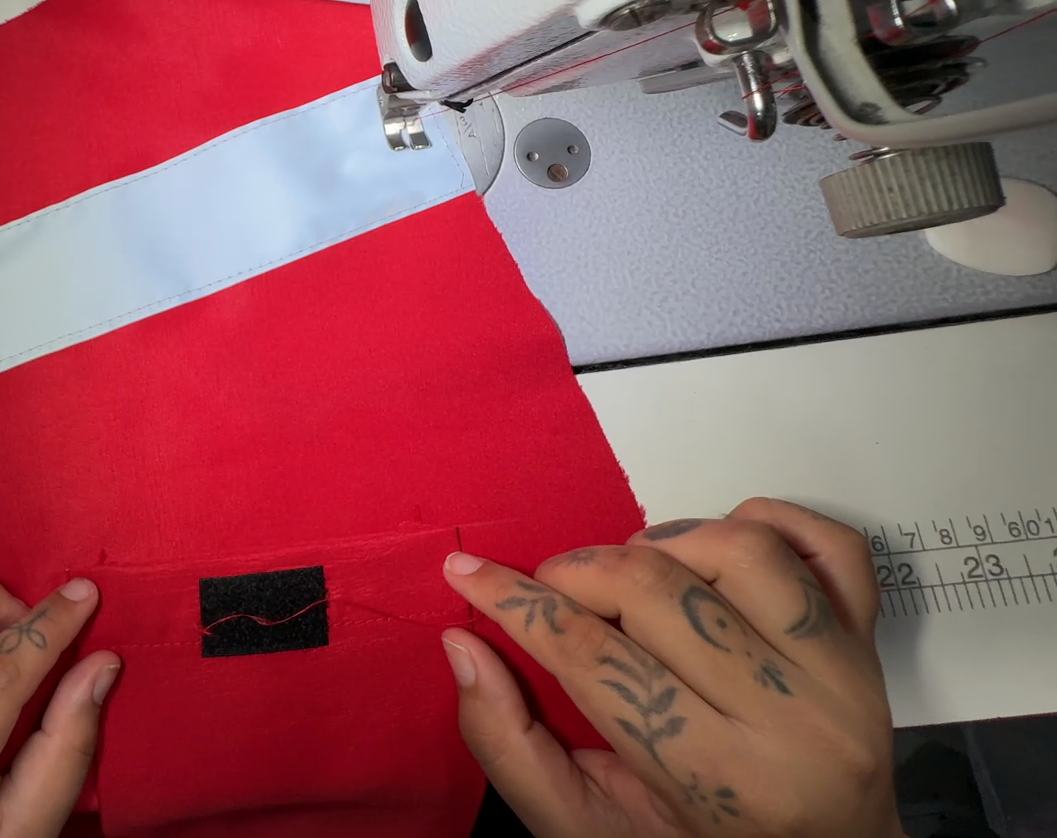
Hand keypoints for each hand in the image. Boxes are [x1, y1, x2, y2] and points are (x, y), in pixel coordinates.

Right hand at [439, 498, 901, 836]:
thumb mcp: (579, 825)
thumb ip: (506, 742)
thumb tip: (460, 643)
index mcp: (722, 779)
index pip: (589, 654)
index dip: (510, 600)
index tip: (462, 570)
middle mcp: (798, 724)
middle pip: (653, 588)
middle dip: (572, 573)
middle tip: (551, 593)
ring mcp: (847, 678)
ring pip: (738, 550)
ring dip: (660, 544)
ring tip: (631, 577)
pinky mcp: (869, 647)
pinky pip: (830, 548)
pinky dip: (767, 523)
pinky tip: (712, 551)